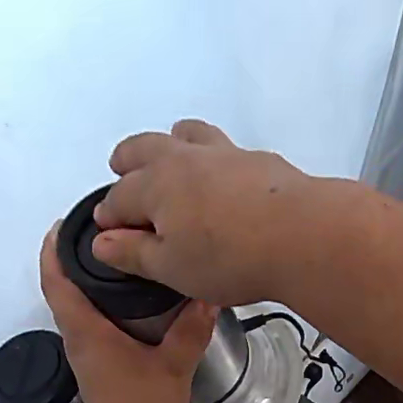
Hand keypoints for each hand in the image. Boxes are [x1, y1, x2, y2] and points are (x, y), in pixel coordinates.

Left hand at [39, 224, 217, 402]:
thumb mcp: (174, 365)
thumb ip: (191, 329)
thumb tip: (209, 296)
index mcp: (86, 332)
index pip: (55, 281)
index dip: (53, 248)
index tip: (64, 223)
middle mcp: (76, 340)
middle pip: (61, 291)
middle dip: (72, 259)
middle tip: (102, 234)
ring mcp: (83, 356)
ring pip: (74, 310)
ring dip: (85, 284)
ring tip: (117, 261)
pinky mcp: (95, 369)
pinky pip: (88, 326)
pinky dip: (97, 307)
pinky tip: (126, 303)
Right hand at [89, 119, 325, 306]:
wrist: (301, 236)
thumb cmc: (230, 257)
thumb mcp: (171, 268)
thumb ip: (133, 254)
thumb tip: (102, 244)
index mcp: (154, 185)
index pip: (118, 199)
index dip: (108, 218)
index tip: (107, 233)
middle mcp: (184, 158)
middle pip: (144, 149)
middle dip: (127, 161)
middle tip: (120, 168)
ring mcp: (223, 154)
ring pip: (187, 134)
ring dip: (171, 142)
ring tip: (169, 153)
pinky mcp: (257, 161)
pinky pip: (224, 148)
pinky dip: (211, 155)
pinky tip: (221, 175)